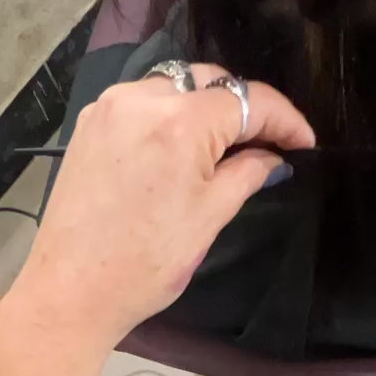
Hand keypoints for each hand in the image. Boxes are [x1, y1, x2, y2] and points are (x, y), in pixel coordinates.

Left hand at [0, 65, 315, 375]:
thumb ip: (246, 176)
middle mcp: (142, 101)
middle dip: (242, 110)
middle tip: (265, 147)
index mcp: (179, 125)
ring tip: (220, 151)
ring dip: (203, 111)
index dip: (284, 119)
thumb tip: (273, 158)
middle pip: (210, 83)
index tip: (303, 141)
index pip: (247, 99)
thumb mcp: (207, 220)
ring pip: (174, 88)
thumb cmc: (142, 267)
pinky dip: (168, 118)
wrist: (72, 292)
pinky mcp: (89, 126)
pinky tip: (178, 151)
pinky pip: (141, 104)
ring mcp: (110, 109)